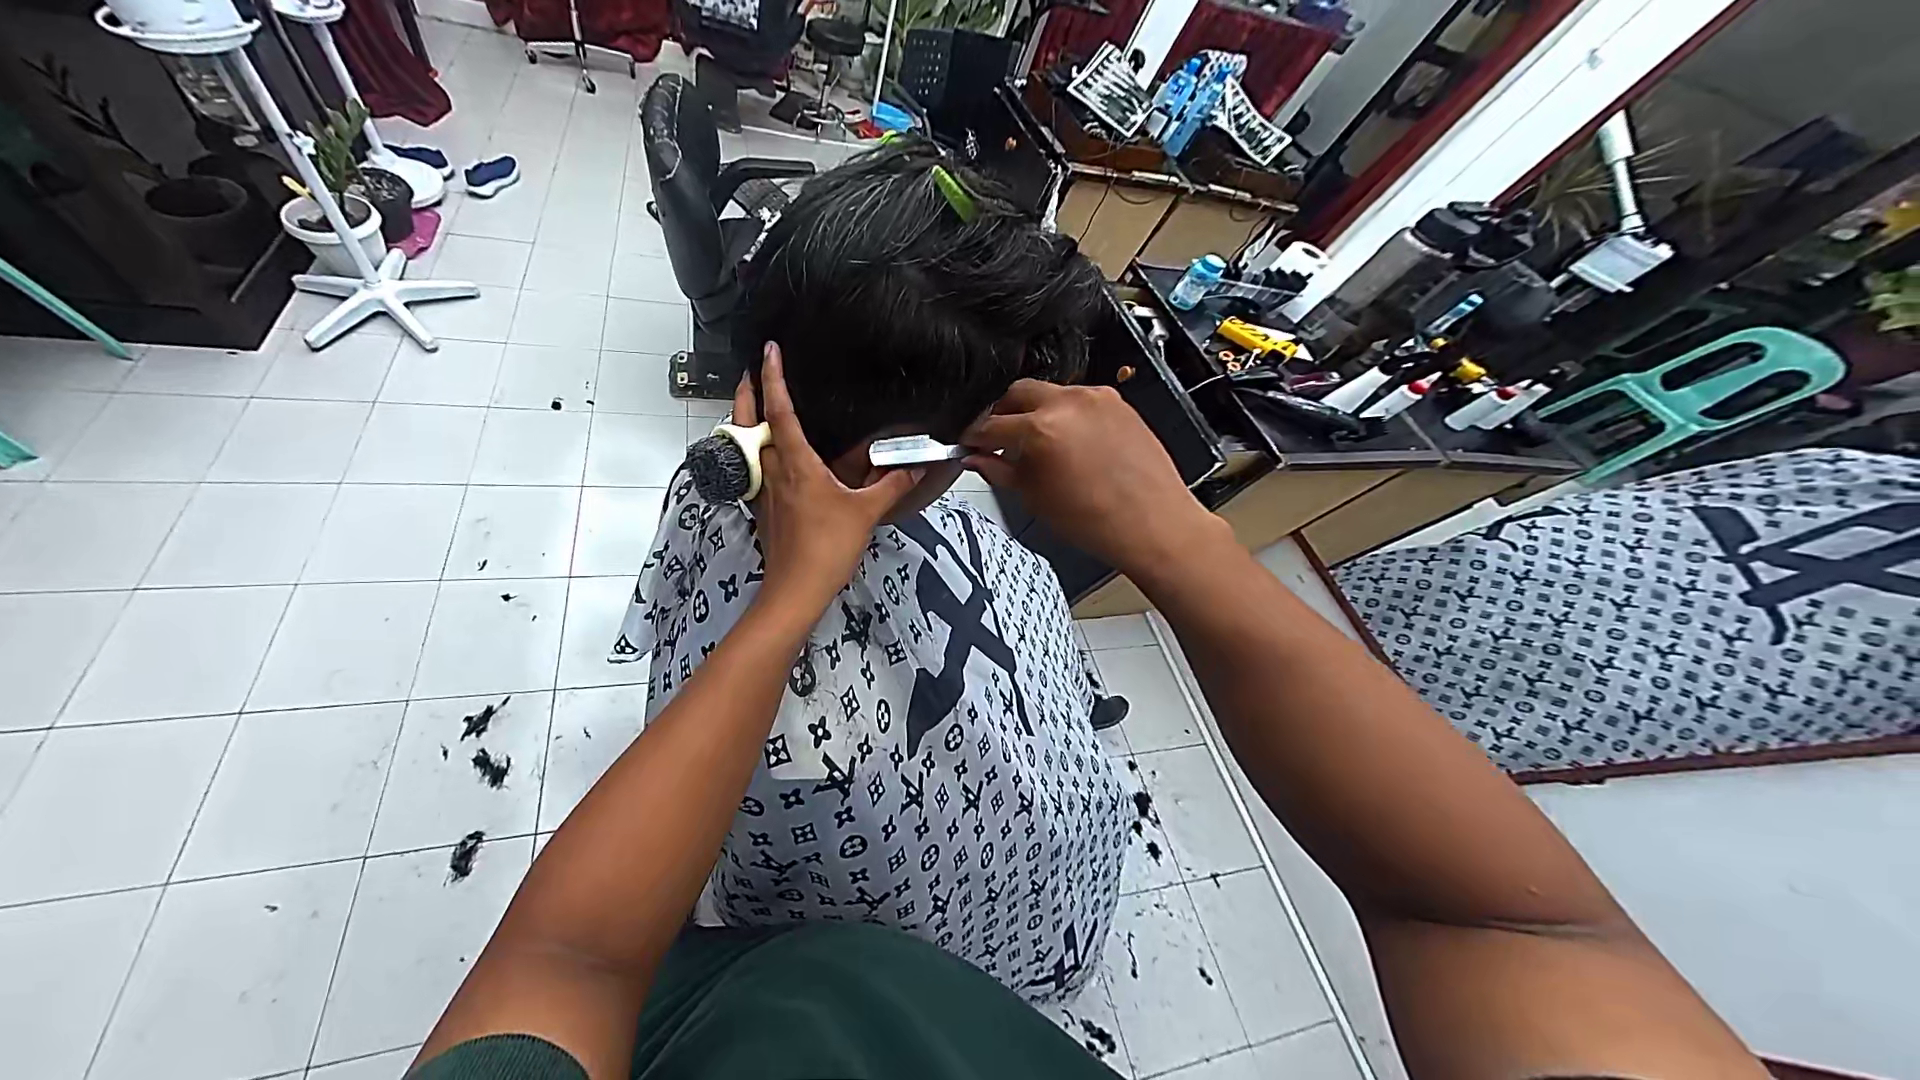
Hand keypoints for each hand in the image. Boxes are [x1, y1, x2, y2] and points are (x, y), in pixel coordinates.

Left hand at [740, 342, 921, 614]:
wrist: (796, 589)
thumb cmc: (824, 551)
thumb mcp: (866, 513)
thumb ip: (892, 485)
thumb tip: (913, 468)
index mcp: (795, 464)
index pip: (779, 410)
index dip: (774, 377)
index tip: (770, 352)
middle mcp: (772, 471)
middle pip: (747, 422)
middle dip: (747, 392)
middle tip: (751, 371)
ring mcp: (763, 489)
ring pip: (747, 444)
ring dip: (747, 419)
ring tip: (756, 404)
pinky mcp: (763, 508)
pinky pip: (755, 468)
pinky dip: (756, 449)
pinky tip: (771, 456)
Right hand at [962, 380, 1228, 578]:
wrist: (1154, 524)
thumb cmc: (1102, 521)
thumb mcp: (1035, 499)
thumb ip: (1000, 471)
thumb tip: (980, 459)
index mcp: (1042, 428)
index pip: (990, 424)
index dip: (973, 435)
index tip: (970, 443)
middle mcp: (1070, 404)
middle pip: (1016, 392)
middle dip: (1000, 412)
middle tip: (994, 437)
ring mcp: (1097, 399)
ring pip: (1048, 393)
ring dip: (1032, 412)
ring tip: (1032, 444)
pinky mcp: (1117, 403)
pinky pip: (1078, 400)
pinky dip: (1063, 415)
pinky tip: (1063, 442)